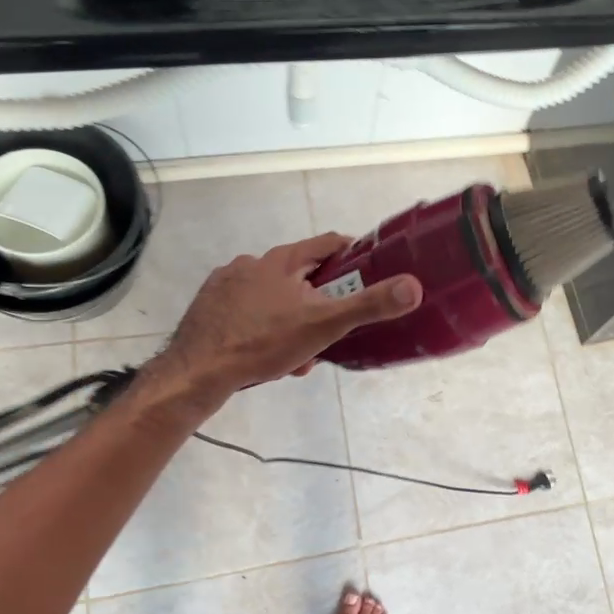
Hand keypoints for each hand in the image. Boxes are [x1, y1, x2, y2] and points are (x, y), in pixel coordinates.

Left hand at [151, 233, 421, 396]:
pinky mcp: (209, 306)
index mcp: (283, 260)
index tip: (368, 272)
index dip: (352, 254)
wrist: (199, 369)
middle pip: (301, 275)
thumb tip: (414, 286)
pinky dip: (263, 328)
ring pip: (275, 297)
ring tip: (297, 355)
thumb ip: (369, 304)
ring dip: (292, 319)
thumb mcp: (324, 324)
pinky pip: (248, 312)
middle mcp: (253, 263)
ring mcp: (226, 283)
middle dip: (320, 302)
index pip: (328, 243)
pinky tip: (265, 354)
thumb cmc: (265, 342)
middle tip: (331, 331)